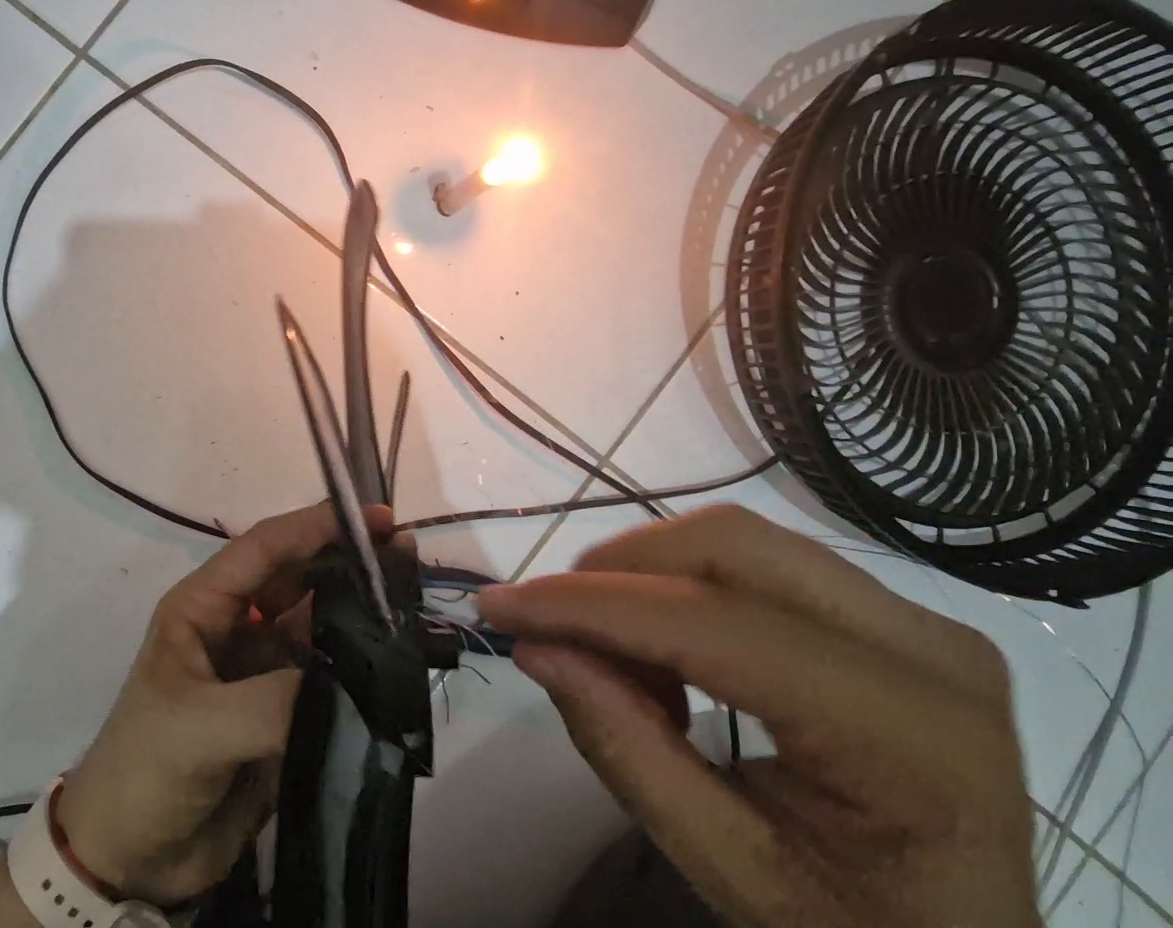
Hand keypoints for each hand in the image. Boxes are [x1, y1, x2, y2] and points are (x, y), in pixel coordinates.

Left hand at [59, 503, 379, 906]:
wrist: (133, 855)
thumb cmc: (148, 769)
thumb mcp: (203, 726)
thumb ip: (277, 699)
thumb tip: (349, 678)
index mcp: (201, 609)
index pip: (263, 549)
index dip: (315, 527)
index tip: (377, 518)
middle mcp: (234, 629)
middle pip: (297, 580)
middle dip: (346, 563)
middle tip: (408, 557)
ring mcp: (261, 672)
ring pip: (318, 625)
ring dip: (359, 612)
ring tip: (414, 603)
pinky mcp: (283, 714)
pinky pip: (328, 676)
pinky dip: (359, 665)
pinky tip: (398, 660)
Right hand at [477, 506, 1040, 927]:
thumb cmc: (849, 926)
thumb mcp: (728, 868)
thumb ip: (627, 752)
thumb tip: (535, 649)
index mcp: (910, 737)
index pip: (718, 627)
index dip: (594, 607)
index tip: (499, 607)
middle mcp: (928, 650)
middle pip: (733, 547)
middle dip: (617, 572)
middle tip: (550, 625)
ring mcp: (919, 621)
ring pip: (741, 539)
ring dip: (646, 577)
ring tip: (614, 657)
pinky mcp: (893, 613)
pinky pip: (759, 561)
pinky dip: (682, 587)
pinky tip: (666, 656)